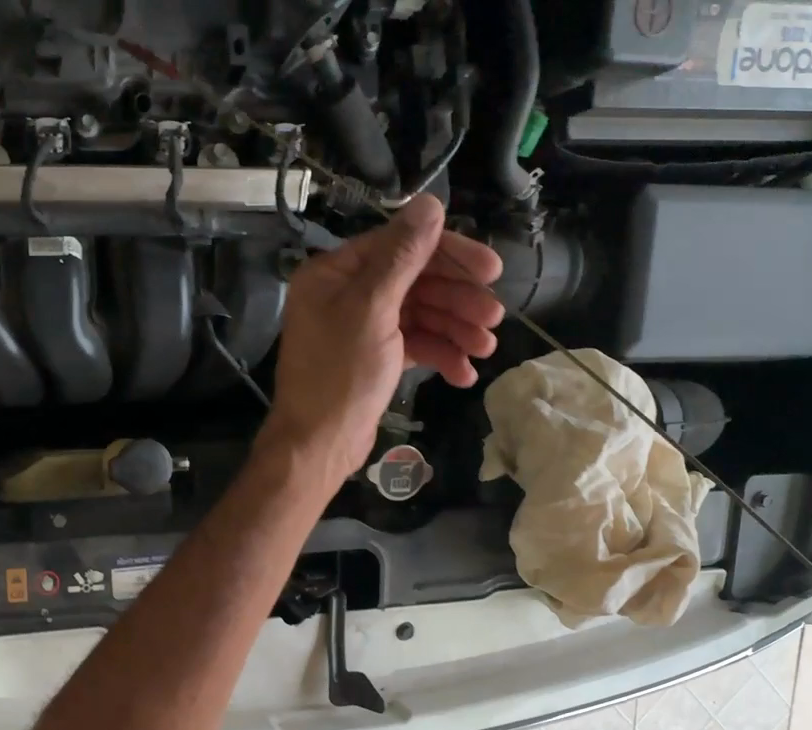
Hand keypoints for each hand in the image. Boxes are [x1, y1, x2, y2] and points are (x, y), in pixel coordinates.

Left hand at [263, 195, 504, 478]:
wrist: (316, 445)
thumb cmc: (338, 375)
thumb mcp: (372, 310)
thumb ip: (402, 257)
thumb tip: (429, 202)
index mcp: (333, 274)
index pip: (400, 245)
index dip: (449, 254)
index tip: (491, 271)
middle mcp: (344, 294)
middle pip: (415, 280)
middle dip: (457, 298)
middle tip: (494, 317)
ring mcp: (359, 327)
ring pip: (420, 313)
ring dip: (456, 328)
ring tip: (486, 348)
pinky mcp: (372, 357)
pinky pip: (414, 344)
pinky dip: (440, 354)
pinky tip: (464, 374)